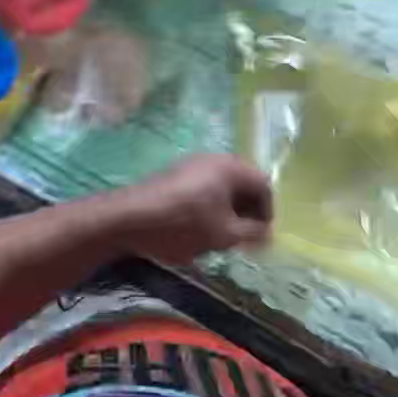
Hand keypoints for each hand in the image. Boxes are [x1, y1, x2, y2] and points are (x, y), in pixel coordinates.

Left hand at [107, 154, 273, 264]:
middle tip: (243, 237)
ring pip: (221, 186)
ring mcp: (190, 165)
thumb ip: (252, 233)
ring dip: (228, 209)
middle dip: (247, 210)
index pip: (263, 184)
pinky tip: (198, 227)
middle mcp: (212, 159)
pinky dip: (209, 205)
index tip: (260, 236)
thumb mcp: (224, 234)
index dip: (267, 212)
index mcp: (230, 167)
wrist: (130, 218)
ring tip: (221, 235)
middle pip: (242, 183)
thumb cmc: (183, 224)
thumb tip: (267, 233)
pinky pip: (202, 187)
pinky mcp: (173, 175)